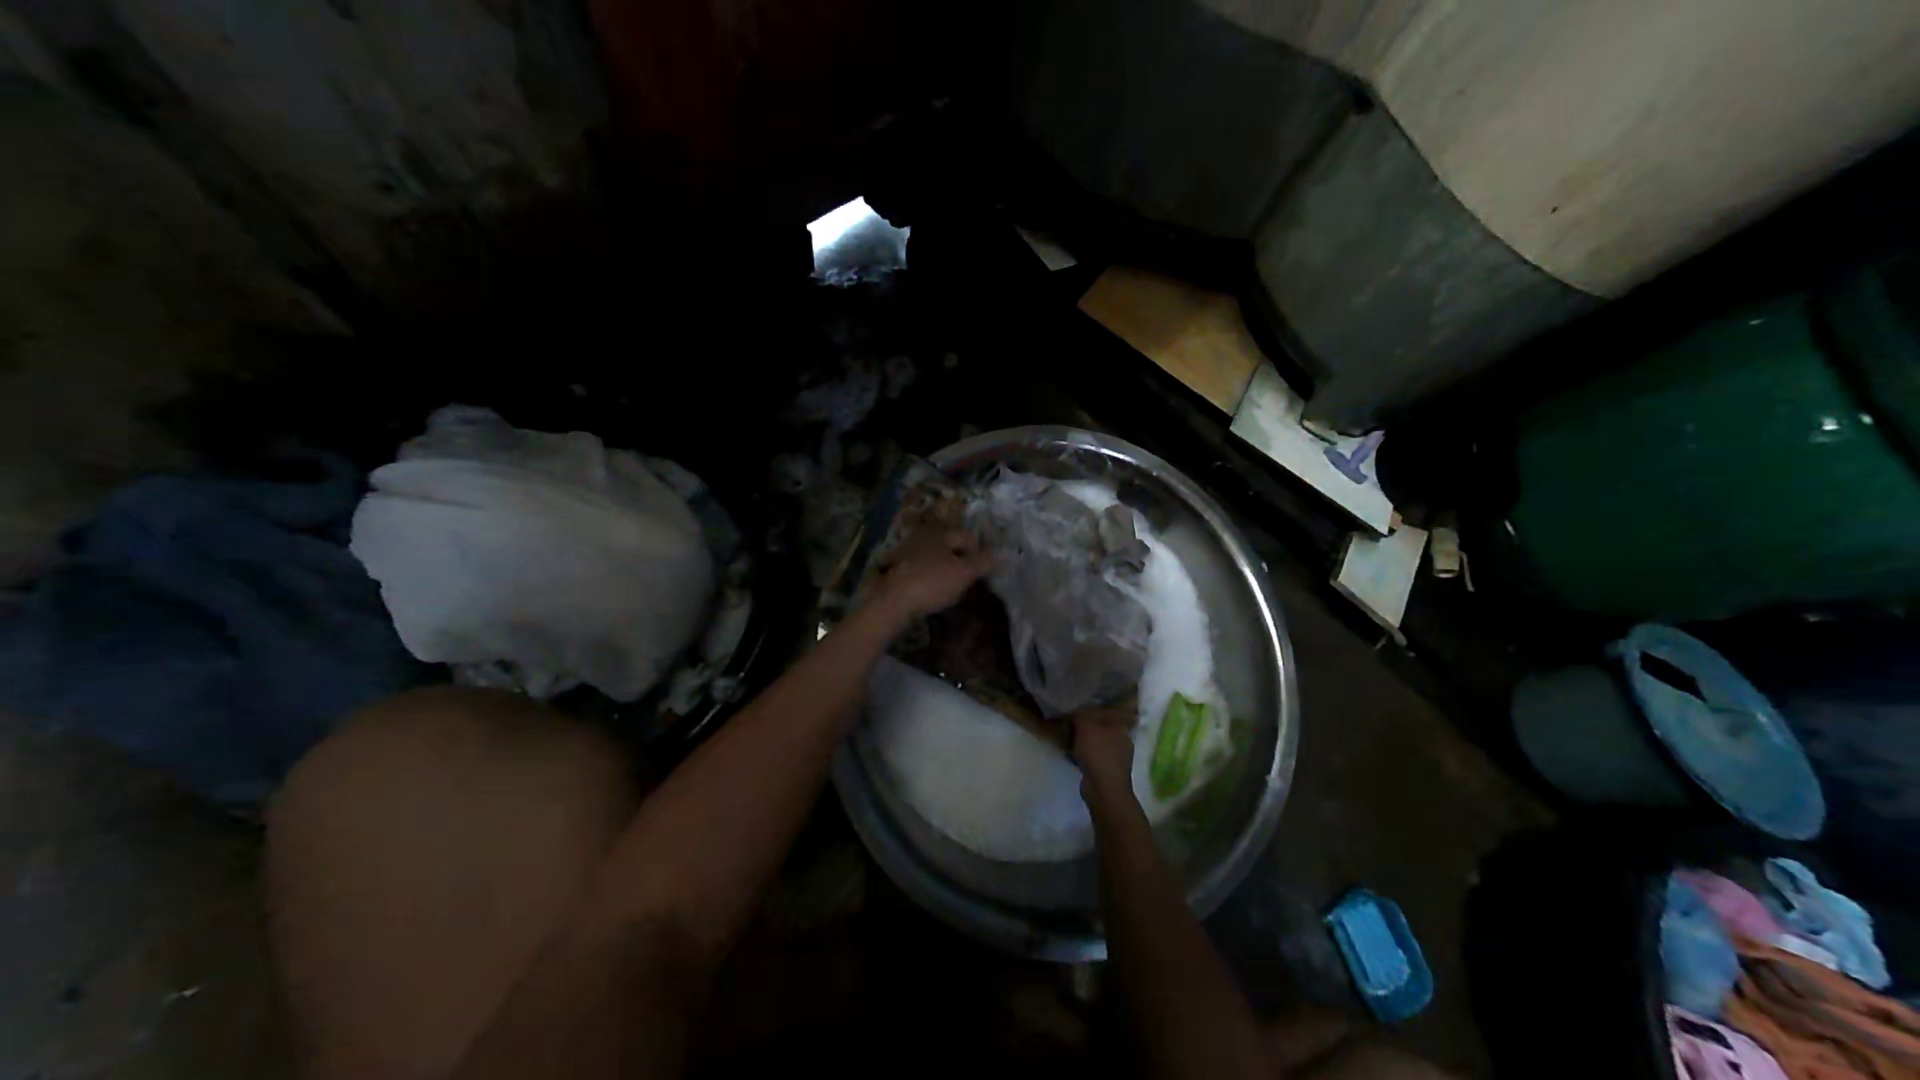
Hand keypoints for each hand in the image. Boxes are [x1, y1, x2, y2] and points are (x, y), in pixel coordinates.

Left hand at [869, 522, 992, 624]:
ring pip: (935, 559)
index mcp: (938, 533)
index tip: (985, 573)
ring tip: (952, 590)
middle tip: (970, 581)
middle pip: (950, 547)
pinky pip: (922, 571)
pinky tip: (932, 594)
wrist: (891, 603)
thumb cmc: (931, 583)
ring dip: (946, 571)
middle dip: (962, 561)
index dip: (981, 553)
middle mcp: (922, 538)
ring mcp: (906, 553)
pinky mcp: (896, 571)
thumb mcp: (963, 573)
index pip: (967, 537)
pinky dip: (930, 579)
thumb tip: (999, 554)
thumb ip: (983, 562)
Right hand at [1071, 703, 1136, 802]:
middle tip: (1071, 722)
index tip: (1077, 707)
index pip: (1108, 710)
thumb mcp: (1086, 726)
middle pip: (1103, 725)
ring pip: (1099, 741)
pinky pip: (1095, 755)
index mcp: (1120, 726)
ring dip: (1086, 740)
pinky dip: (1086, 754)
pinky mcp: (1109, 769)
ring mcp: (1118, 755)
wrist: (1104, 788)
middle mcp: (1123, 738)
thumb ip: (1082, 713)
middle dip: (1088, 724)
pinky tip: (1075, 754)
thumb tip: (1078, 709)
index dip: (1092, 708)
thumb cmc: (1097, 753)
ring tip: (1070, 738)